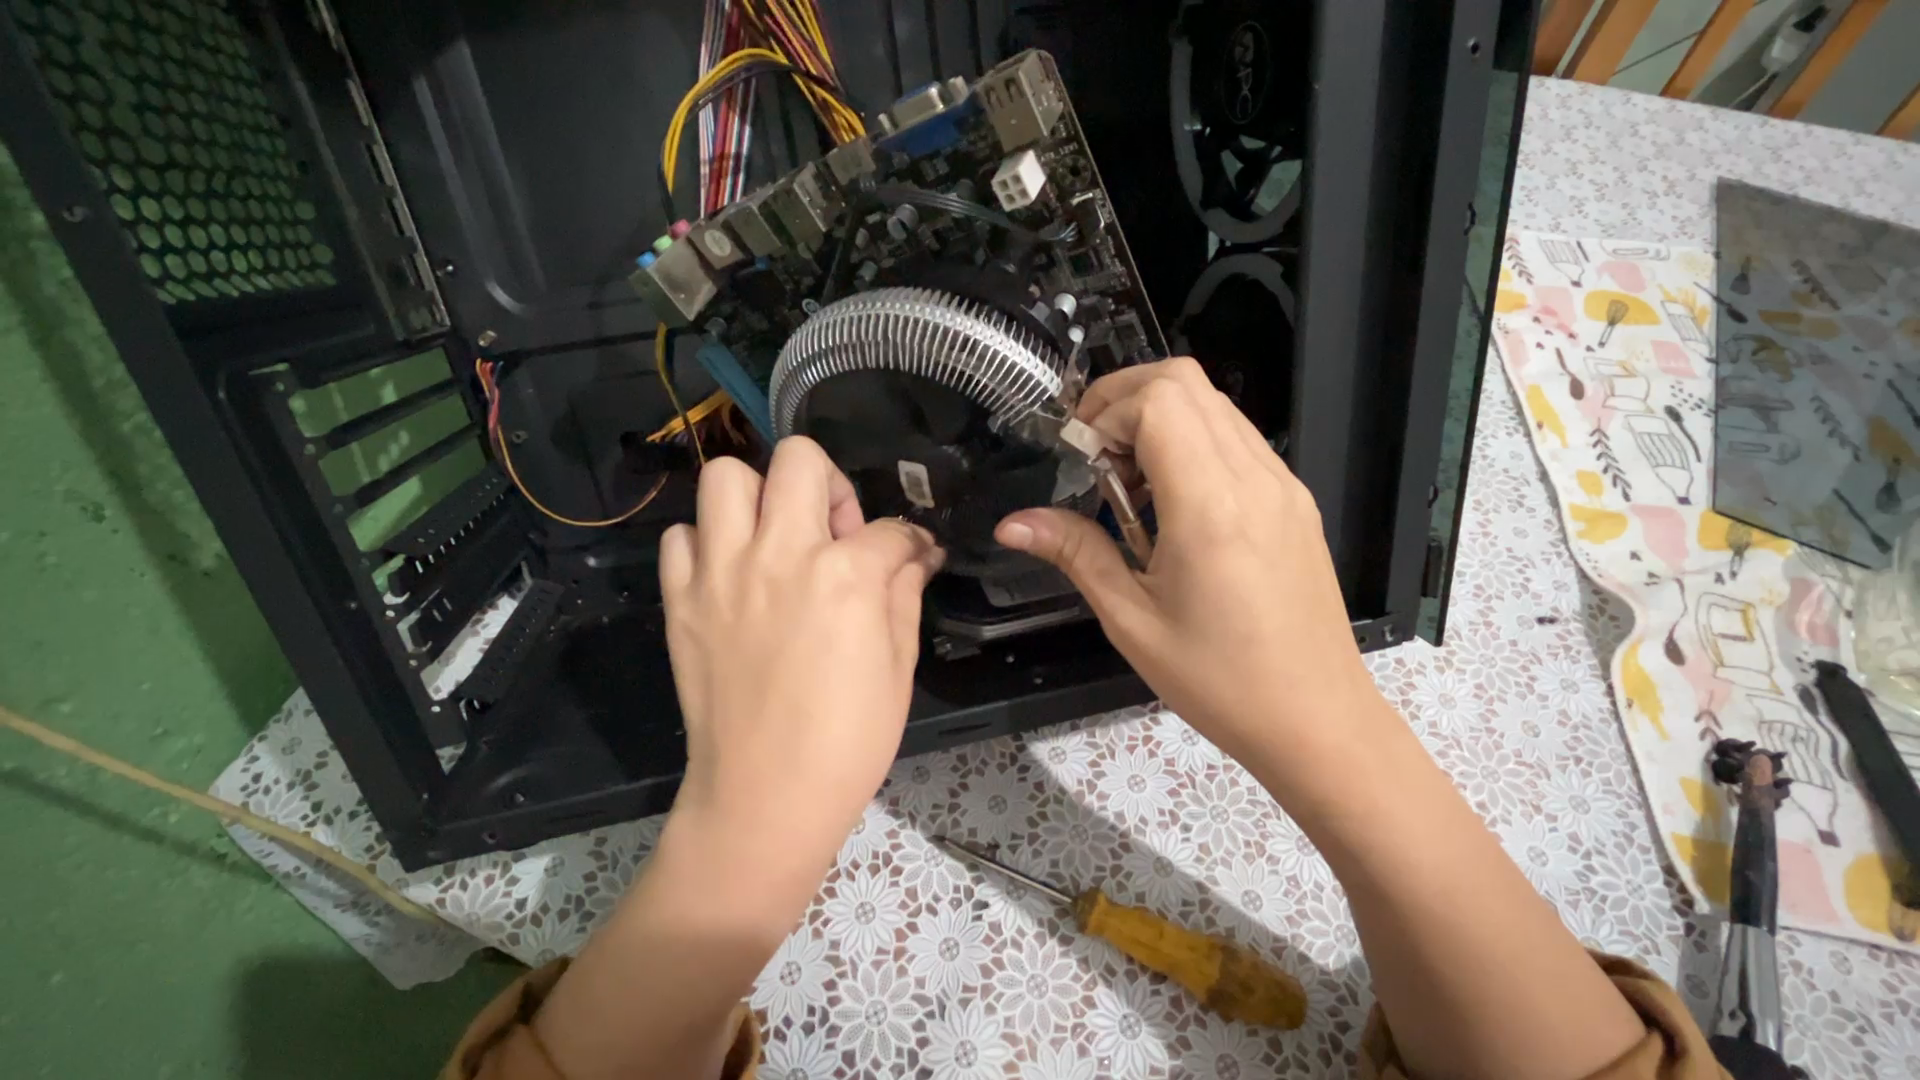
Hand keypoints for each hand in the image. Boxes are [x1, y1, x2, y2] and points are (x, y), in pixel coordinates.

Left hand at [660, 436, 942, 885]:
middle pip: (800, 460)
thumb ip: (904, 594)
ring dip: (759, 496)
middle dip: (830, 483)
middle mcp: (780, 553)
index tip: (912, 556)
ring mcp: (721, 572)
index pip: (889, 527)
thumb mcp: (900, 666)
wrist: (764, 797)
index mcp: (845, 573)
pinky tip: (731, 575)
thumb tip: (915, 554)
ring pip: (726, 477)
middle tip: (834, 532)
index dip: (910, 540)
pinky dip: (707, 542)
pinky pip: (681, 536)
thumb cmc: (848, 740)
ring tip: (775, 539)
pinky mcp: (680, 599)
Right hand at [995, 358, 1388, 782]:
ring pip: (1215, 404)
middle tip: (1093, 454)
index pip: (1158, 401)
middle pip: (1186, 381)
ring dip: (1160, 418)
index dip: (1106, 411)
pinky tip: (1172, 502)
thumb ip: (1076, 553)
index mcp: (1211, 505)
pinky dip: (1193, 441)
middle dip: (1125, 398)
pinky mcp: (1295, 501)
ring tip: (1129, 482)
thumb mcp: (1132, 620)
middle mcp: (1254, 478)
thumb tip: (1013, 523)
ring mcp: (1283, 485)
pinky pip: (1238, 439)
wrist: (1318, 720)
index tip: (1078, 456)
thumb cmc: (1219, 680)